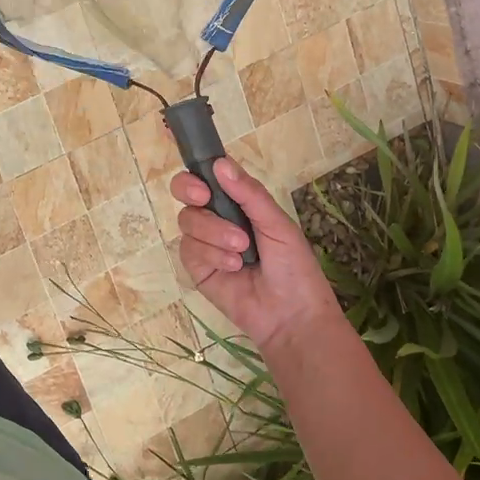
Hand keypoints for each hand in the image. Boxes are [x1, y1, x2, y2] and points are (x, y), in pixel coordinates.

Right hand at [170, 158, 340, 354]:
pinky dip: (211, 255)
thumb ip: (250, 194)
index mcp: (237, 203)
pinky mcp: (196, 267)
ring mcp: (204, 242)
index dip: (198, 173)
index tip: (205, 180)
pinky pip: (189, 249)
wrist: (292, 316)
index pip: (208, 177)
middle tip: (203, 199)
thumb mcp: (278, 224)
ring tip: (242, 251)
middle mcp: (216, 217)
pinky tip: (233, 267)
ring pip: (188, 220)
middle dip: (189, 190)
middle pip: (185, 192)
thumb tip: (219, 163)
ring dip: (214, 233)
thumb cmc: (294, 267)